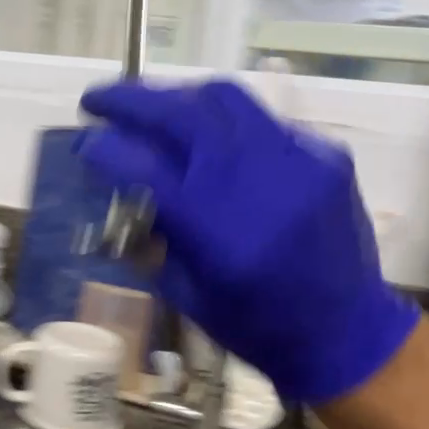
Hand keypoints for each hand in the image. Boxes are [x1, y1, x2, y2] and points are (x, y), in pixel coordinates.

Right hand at [78, 79, 417, 405]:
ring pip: (225, 100)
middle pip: (183, 116)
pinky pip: (261, 120)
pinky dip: (222, 121)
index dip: (106, 149)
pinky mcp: (324, 155)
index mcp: (217, 234)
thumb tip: (123, 183)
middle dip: (132, 101)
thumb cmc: (254, 326)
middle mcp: (258, 185)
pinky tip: (207, 137)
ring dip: (176, 96)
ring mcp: (297, 162)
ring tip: (150, 105)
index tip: (83, 142)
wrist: (345, 332)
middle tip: (98, 99)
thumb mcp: (185, 291)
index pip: (147, 168)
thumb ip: (153, 232)